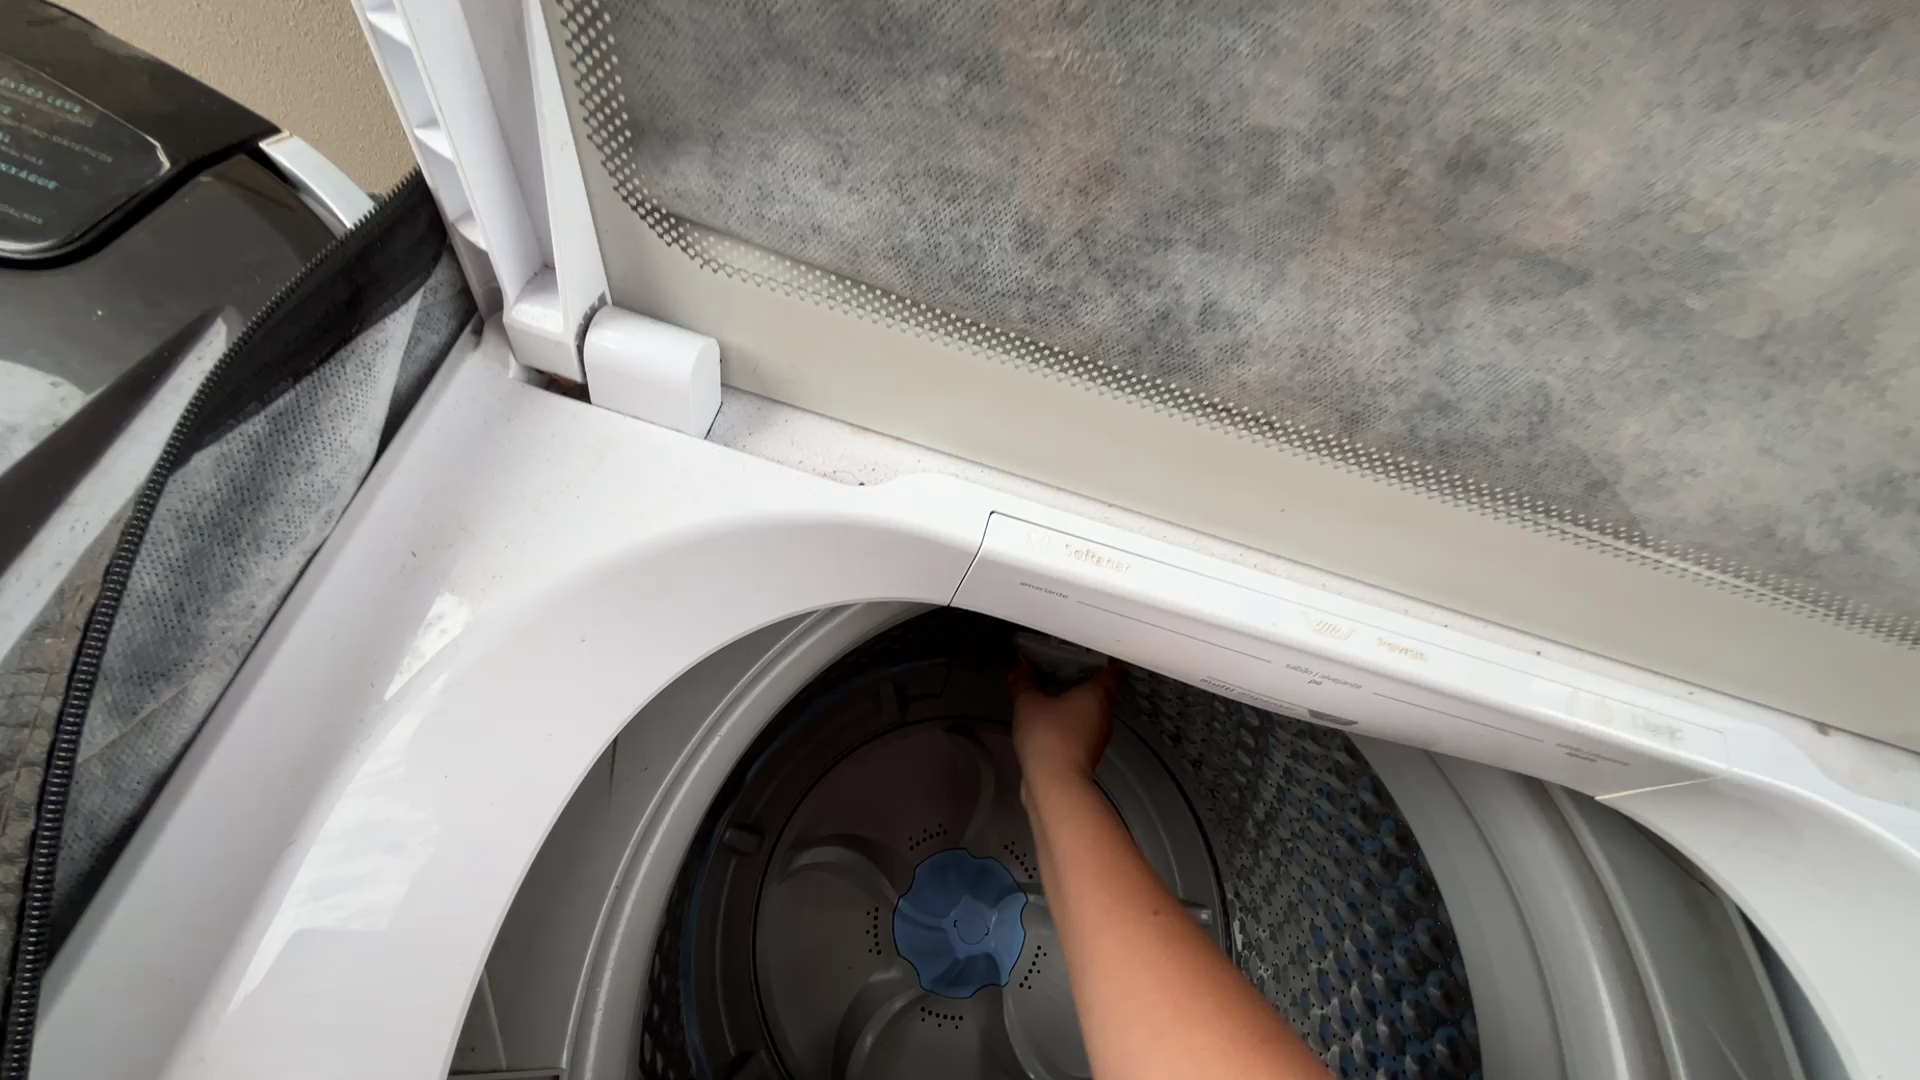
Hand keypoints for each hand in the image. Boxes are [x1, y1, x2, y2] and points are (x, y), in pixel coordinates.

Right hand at [1009, 661, 1118, 786]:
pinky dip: (1070, 724)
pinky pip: (1081, 731)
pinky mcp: (1086, 755)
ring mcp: (1097, 737)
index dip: (1104, 660)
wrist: (1055, 785)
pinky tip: (1051, 723)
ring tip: (1055, 695)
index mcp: (1098, 694)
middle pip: (1102, 692)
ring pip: (1092, 713)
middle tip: (1065, 669)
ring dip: (1077, 705)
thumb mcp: (1028, 702)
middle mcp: (1104, 715)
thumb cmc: (1050, 738)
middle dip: (1085, 681)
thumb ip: (1021, 680)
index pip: (1112, 671)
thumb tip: (1014, 662)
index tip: (1091, 652)